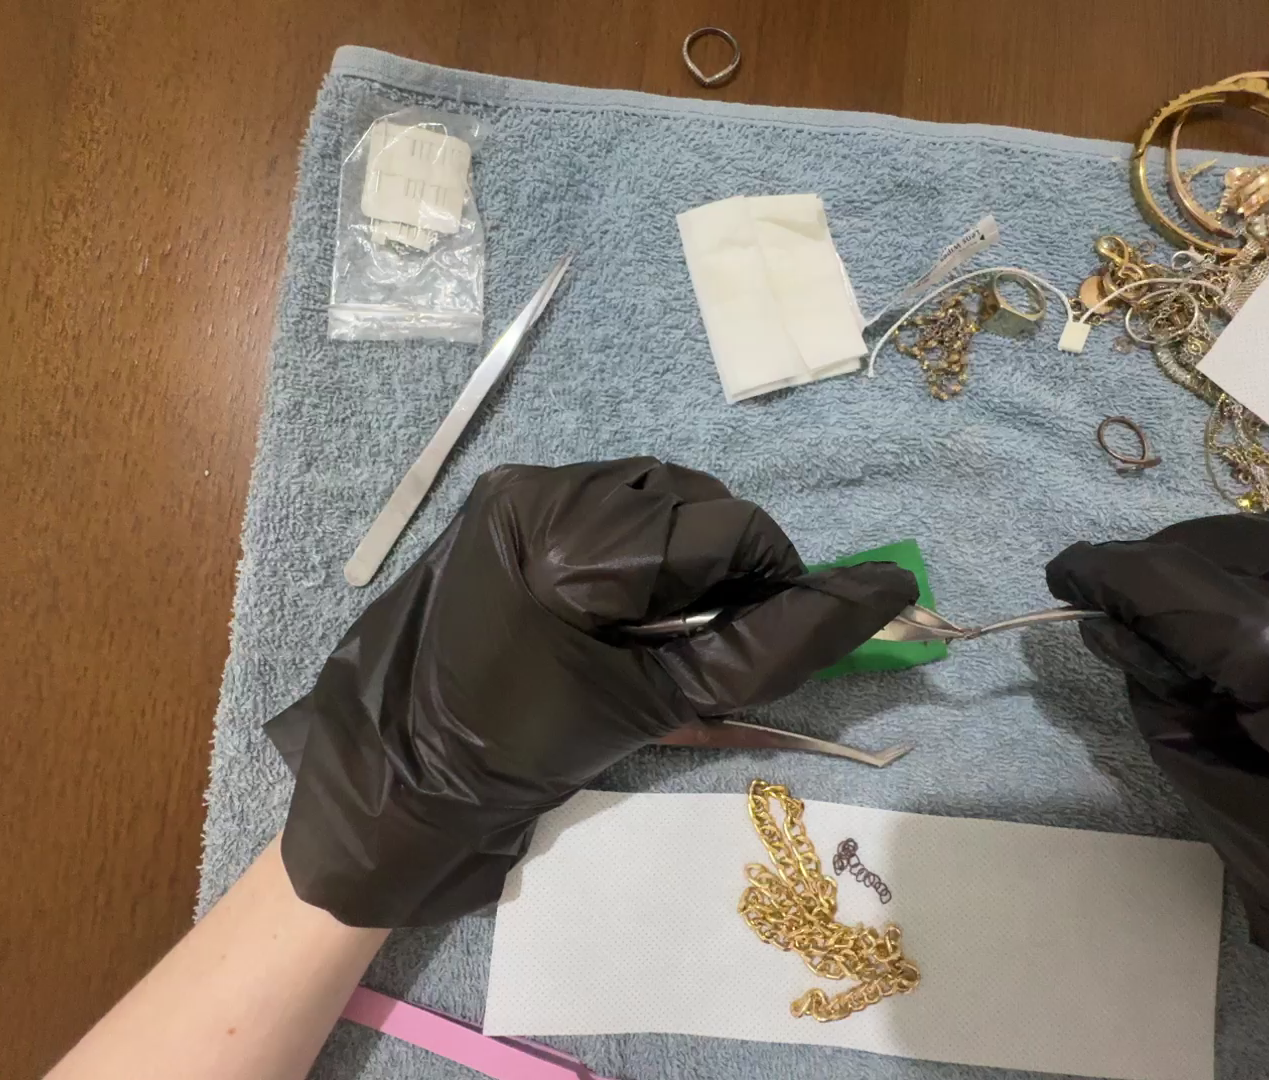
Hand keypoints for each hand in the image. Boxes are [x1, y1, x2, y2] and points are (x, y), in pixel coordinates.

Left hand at [268, 458, 916, 927]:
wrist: (397, 770)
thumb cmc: (519, 752)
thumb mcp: (648, 705)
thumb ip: (759, 649)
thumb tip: (871, 598)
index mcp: (566, 535)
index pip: (719, 523)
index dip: (773, 570)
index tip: (781, 621)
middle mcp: (538, 484)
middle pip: (687, 497)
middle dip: (725, 561)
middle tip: (718, 629)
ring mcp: (514, 486)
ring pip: (650, 494)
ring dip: (683, 550)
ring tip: (667, 619)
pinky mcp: (502, 501)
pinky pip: (604, 504)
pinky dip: (637, 545)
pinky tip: (623, 598)